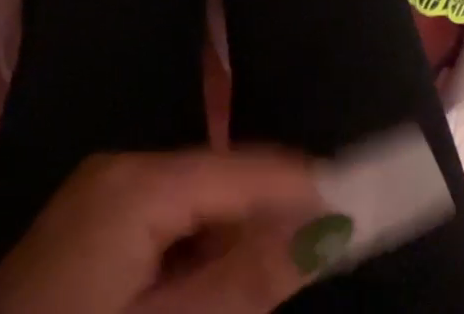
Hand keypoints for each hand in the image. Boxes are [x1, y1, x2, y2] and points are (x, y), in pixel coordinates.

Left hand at [0, 149, 345, 313]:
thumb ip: (250, 277)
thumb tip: (332, 224)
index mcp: (136, 183)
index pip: (250, 169)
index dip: (315, 186)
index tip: (378, 200)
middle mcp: (116, 174)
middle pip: (224, 187)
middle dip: (273, 225)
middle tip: (325, 258)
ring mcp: (95, 201)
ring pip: (196, 213)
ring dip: (236, 249)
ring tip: (266, 286)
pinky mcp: (85, 234)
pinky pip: (165, 231)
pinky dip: (198, 259)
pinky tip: (207, 295)